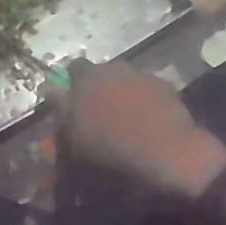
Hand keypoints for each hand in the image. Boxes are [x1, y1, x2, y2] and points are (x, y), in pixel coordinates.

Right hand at [62, 61, 225, 197]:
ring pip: (127, 82)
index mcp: (85, 79)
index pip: (72, 70)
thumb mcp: (73, 147)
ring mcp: (143, 76)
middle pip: (102, 74)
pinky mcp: (167, 87)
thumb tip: (56, 101)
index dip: (72, 87)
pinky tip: (150, 126)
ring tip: (127, 124)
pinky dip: (147, 104)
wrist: (169, 156)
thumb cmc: (112, 154)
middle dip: (99, 91)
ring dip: (124, 96)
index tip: (73, 106)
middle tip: (100, 117)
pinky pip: (149, 92)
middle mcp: (113, 68)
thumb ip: (62, 120)